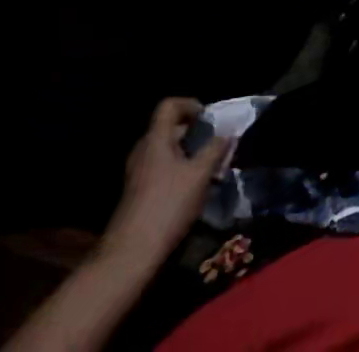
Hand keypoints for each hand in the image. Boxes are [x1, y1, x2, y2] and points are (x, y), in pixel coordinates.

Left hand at [103, 98, 229, 259]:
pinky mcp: (137, 192)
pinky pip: (160, 168)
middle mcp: (143, 150)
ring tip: (208, 167)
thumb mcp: (200, 175)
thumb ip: (215, 150)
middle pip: (167, 128)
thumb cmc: (168, 205)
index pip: (169, 106)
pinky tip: (192, 189)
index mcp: (155, 139)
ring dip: (187, 152)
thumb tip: (227, 133)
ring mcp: (137, 173)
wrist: (131, 253)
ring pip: (165, 150)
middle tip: (214, 143)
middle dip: (193, 131)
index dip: (190, 104)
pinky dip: (178, 169)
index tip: (208, 117)